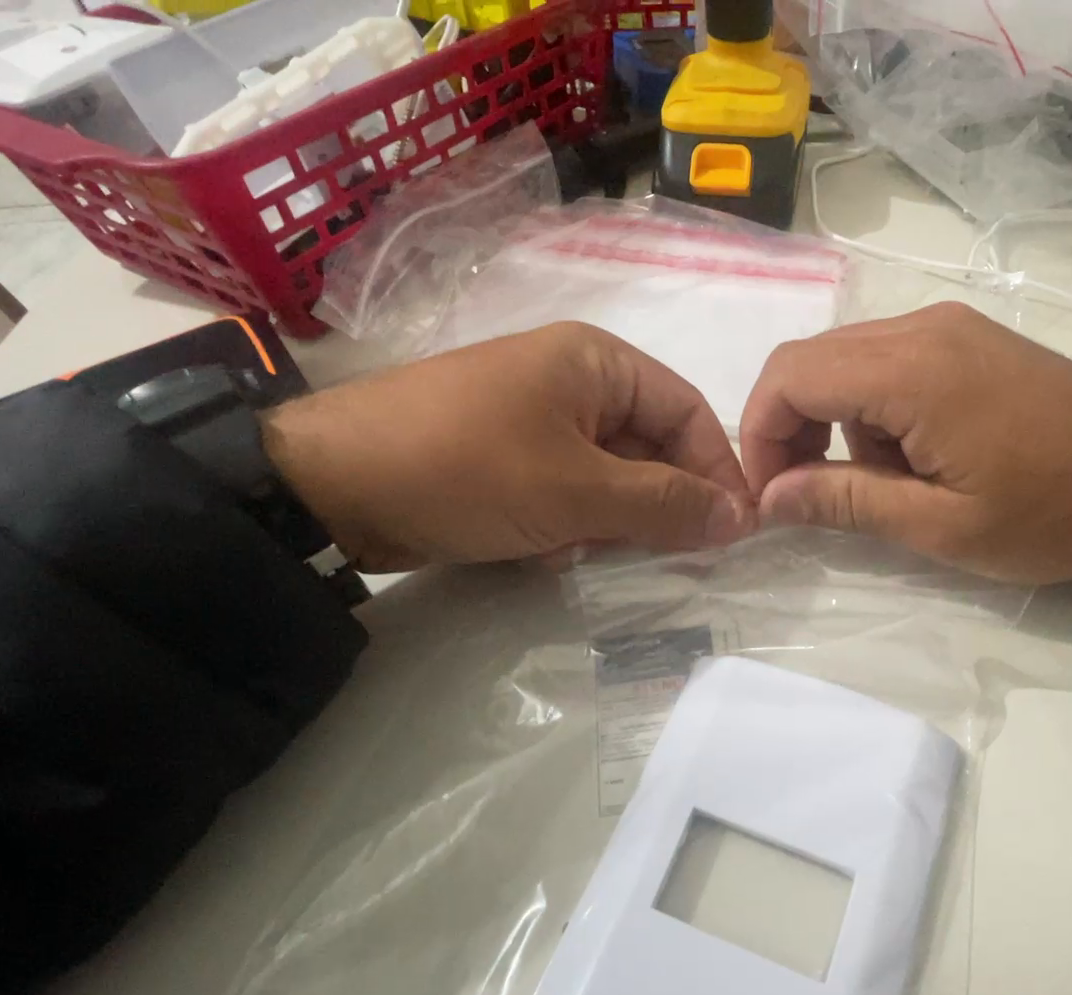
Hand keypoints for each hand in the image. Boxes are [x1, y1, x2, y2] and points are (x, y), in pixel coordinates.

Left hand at [262, 322, 756, 572]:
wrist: (331, 485)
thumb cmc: (469, 468)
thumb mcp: (577, 490)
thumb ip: (664, 504)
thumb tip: (740, 518)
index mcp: (596, 362)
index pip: (688, 411)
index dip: (717, 470)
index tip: (732, 532)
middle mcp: (572, 382)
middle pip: (649, 446)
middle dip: (652, 505)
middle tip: (652, 555)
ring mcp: (534, 420)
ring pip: (608, 478)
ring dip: (606, 522)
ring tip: (577, 549)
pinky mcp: (506, 457)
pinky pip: (566, 492)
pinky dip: (567, 525)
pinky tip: (541, 549)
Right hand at [738, 302, 1071, 583]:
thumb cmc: (1052, 515)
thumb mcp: (940, 525)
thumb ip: (844, 501)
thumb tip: (768, 496)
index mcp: (910, 369)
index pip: (790, 375)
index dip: (759, 434)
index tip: (770, 496)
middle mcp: (923, 327)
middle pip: (812, 361)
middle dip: (789, 428)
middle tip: (803, 495)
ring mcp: (950, 326)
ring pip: (848, 361)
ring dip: (834, 422)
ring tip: (876, 484)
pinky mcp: (970, 339)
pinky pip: (889, 363)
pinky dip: (874, 410)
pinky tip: (913, 457)